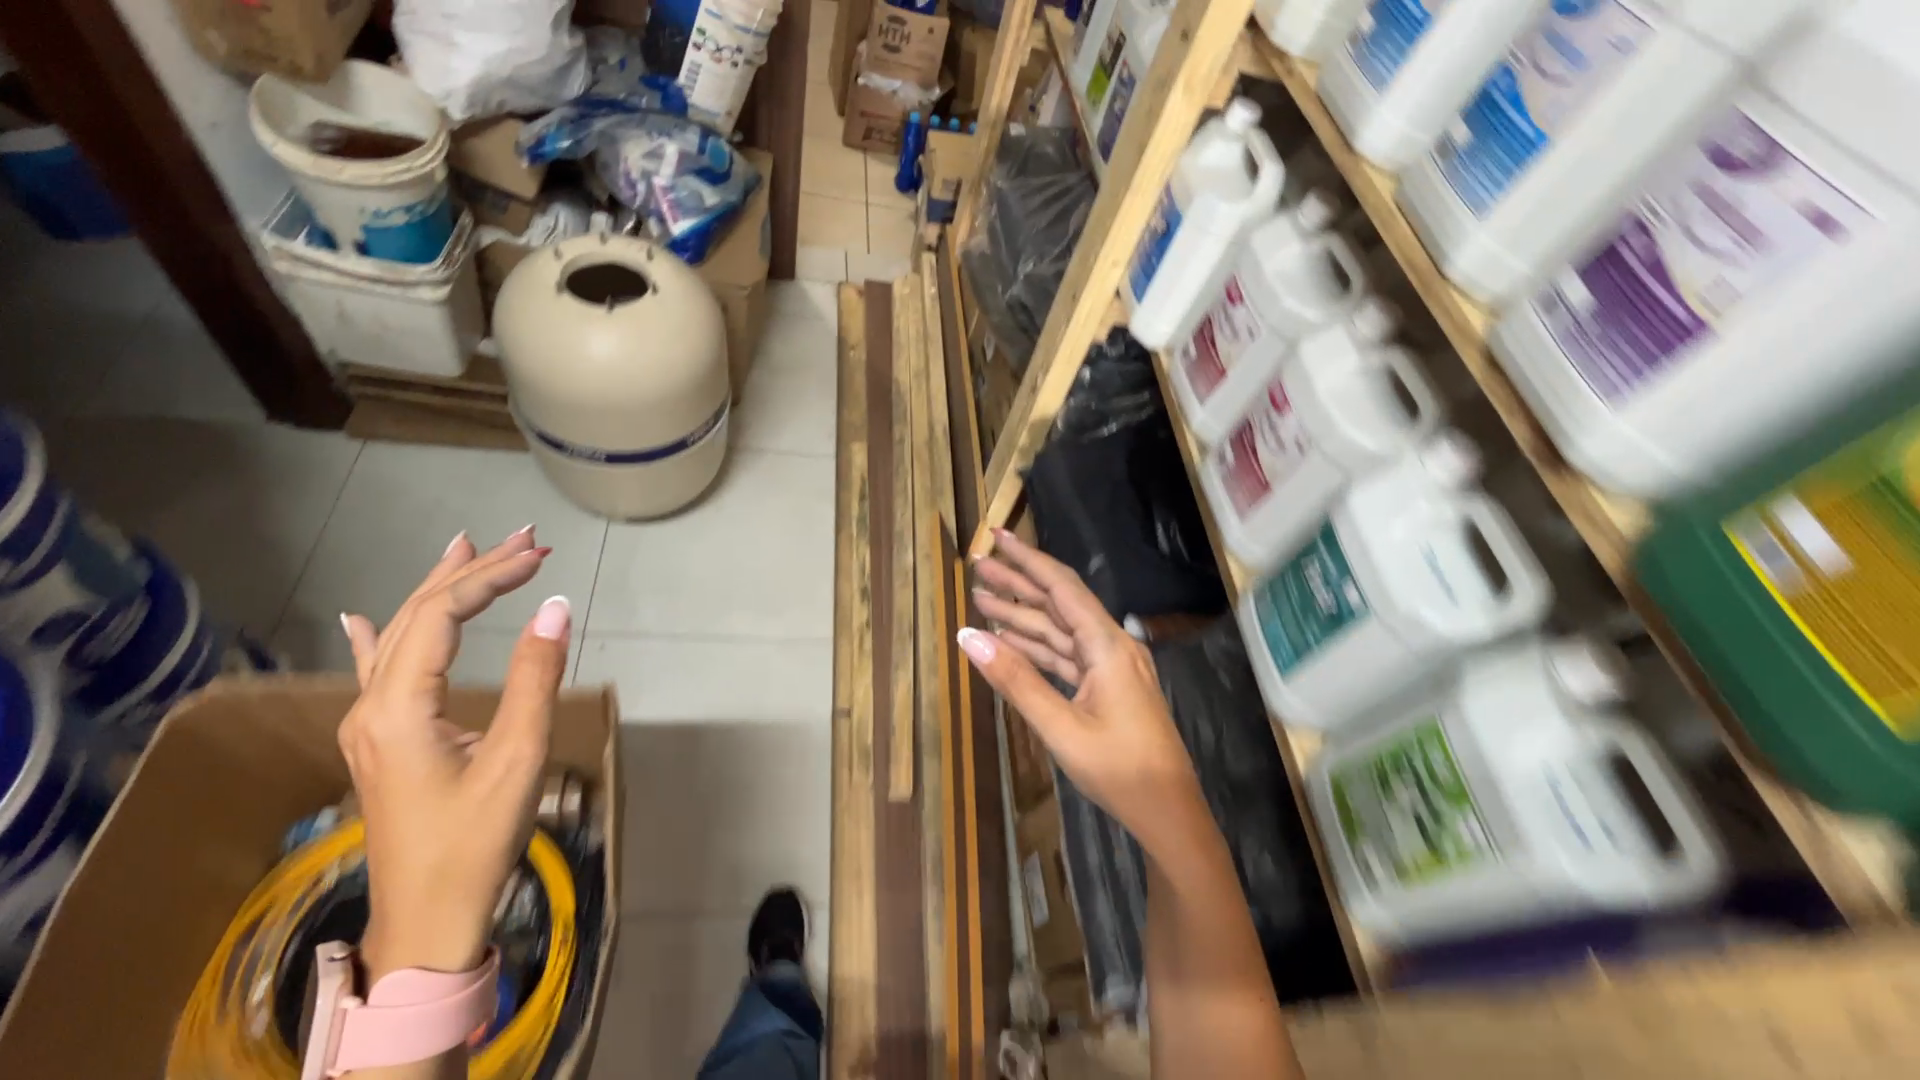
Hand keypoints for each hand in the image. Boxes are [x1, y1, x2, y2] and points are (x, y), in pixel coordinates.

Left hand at [336, 526, 571, 981]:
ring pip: (399, 637)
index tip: (540, 555)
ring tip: (468, 549)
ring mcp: (367, 723)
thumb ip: (534, 677)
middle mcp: (370, 704)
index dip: (491, 578)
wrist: (429, 917)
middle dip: (469, 571)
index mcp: (398, 706)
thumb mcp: (517, 757)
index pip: (442, 616)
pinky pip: (378, 670)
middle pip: (417, 616)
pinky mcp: (378, 740)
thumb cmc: (476, 839)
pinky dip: (383, 634)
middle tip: (521, 536)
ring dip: (437, 591)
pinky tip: (364, 616)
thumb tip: (554, 607)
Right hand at [960, 528, 1206, 859]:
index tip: (998, 537)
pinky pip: (1067, 657)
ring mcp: (1111, 668)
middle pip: (1059, 604)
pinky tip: (1009, 640)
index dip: (1028, 560)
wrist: (1169, 811)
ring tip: (981, 599)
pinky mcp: (1108, 688)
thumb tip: (969, 637)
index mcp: (1107, 645)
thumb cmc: (1119, 770)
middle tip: (978, 565)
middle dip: (1018, 584)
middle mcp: (1111, 646)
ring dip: (1023, 616)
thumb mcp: (1061, 728)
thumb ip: (1016, 680)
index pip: (1062, 588)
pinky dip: (1037, 647)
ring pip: (1060, 632)